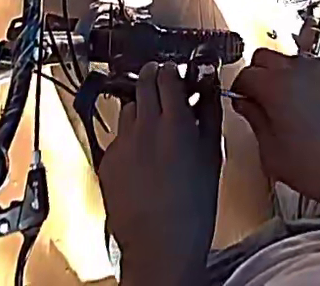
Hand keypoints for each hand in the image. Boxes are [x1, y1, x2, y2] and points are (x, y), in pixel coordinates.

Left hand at [98, 63, 221, 285]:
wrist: (160, 248)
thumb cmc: (191, 209)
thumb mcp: (211, 156)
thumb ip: (209, 113)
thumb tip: (209, 85)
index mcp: (175, 122)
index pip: (166, 75)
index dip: (171, 70)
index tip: (174, 72)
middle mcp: (145, 126)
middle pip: (143, 81)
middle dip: (152, 77)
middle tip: (160, 83)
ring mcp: (123, 142)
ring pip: (129, 106)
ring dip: (140, 107)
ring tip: (152, 125)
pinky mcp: (108, 159)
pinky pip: (118, 136)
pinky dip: (129, 137)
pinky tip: (141, 155)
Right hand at [228, 50, 319, 209]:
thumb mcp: (273, 153)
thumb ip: (254, 120)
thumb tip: (245, 104)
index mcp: (275, 86)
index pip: (246, 74)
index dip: (240, 87)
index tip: (242, 98)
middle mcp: (297, 69)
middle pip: (265, 56)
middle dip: (258, 73)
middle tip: (261, 97)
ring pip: (290, 60)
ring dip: (284, 75)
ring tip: (289, 104)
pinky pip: (315, 68)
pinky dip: (308, 79)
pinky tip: (313, 105)